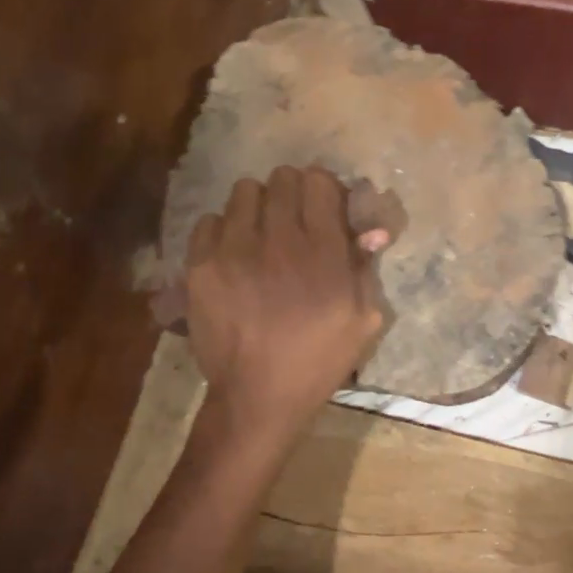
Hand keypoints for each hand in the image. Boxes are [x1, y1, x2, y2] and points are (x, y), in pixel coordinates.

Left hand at [184, 167, 391, 431]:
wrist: (258, 394)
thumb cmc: (321, 358)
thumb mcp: (365, 318)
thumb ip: (366, 267)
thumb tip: (372, 229)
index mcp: (324, 253)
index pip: (321, 183)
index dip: (327, 191)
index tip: (328, 210)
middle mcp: (279, 240)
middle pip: (283, 178)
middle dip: (295, 195)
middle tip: (297, 223)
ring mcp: (234, 249)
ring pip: (245, 192)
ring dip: (259, 207)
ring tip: (262, 236)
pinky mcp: (200, 264)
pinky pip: (211, 220)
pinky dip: (226, 231)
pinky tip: (236, 257)